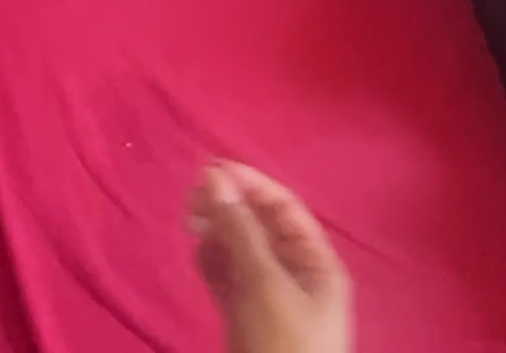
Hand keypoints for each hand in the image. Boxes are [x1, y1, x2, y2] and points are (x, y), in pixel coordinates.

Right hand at [189, 161, 351, 352]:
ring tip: (190, 226)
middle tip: (192, 200)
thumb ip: (239, 228)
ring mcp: (267, 292)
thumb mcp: (264, 283)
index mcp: (315, 263)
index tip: (207, 169)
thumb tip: (213, 174)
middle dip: (226, 206)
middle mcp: (294, 272)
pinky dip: (210, 258)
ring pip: (237, 244)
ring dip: (214, 229)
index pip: (283, 207)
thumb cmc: (285, 346)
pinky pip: (225, 271)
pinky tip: (198, 254)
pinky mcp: (243, 310)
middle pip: (258, 222)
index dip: (249, 182)